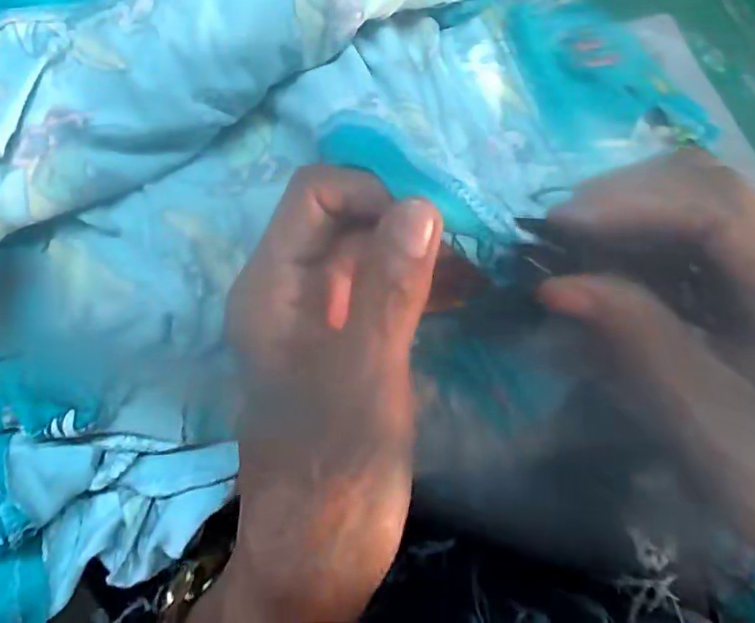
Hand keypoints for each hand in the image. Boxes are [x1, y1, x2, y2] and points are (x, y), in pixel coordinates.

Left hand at [195, 166, 441, 622]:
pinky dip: (421, 282)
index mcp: (273, 282)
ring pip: (368, 249)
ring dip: (420, 250)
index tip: (427, 225)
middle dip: (404, 219)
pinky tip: (468, 294)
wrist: (316, 563)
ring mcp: (318, 311)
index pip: (314, 192)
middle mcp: (290, 284)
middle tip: (471, 244)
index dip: (369, 193)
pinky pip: (382, 287)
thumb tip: (421, 203)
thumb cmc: (333, 471)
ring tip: (481, 270)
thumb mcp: (367, 376)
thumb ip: (390, 289)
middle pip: (344, 216)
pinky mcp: (346, 338)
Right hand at [535, 149, 754, 621]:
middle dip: (628, 197)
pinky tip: (625, 260)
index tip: (562, 226)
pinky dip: (658, 233)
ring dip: (639, 209)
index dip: (632, 204)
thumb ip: (636, 341)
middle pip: (718, 188)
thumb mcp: (707, 428)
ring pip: (714, 199)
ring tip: (583, 242)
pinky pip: (718, 231)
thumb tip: (553, 282)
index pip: (723, 212)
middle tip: (564, 231)